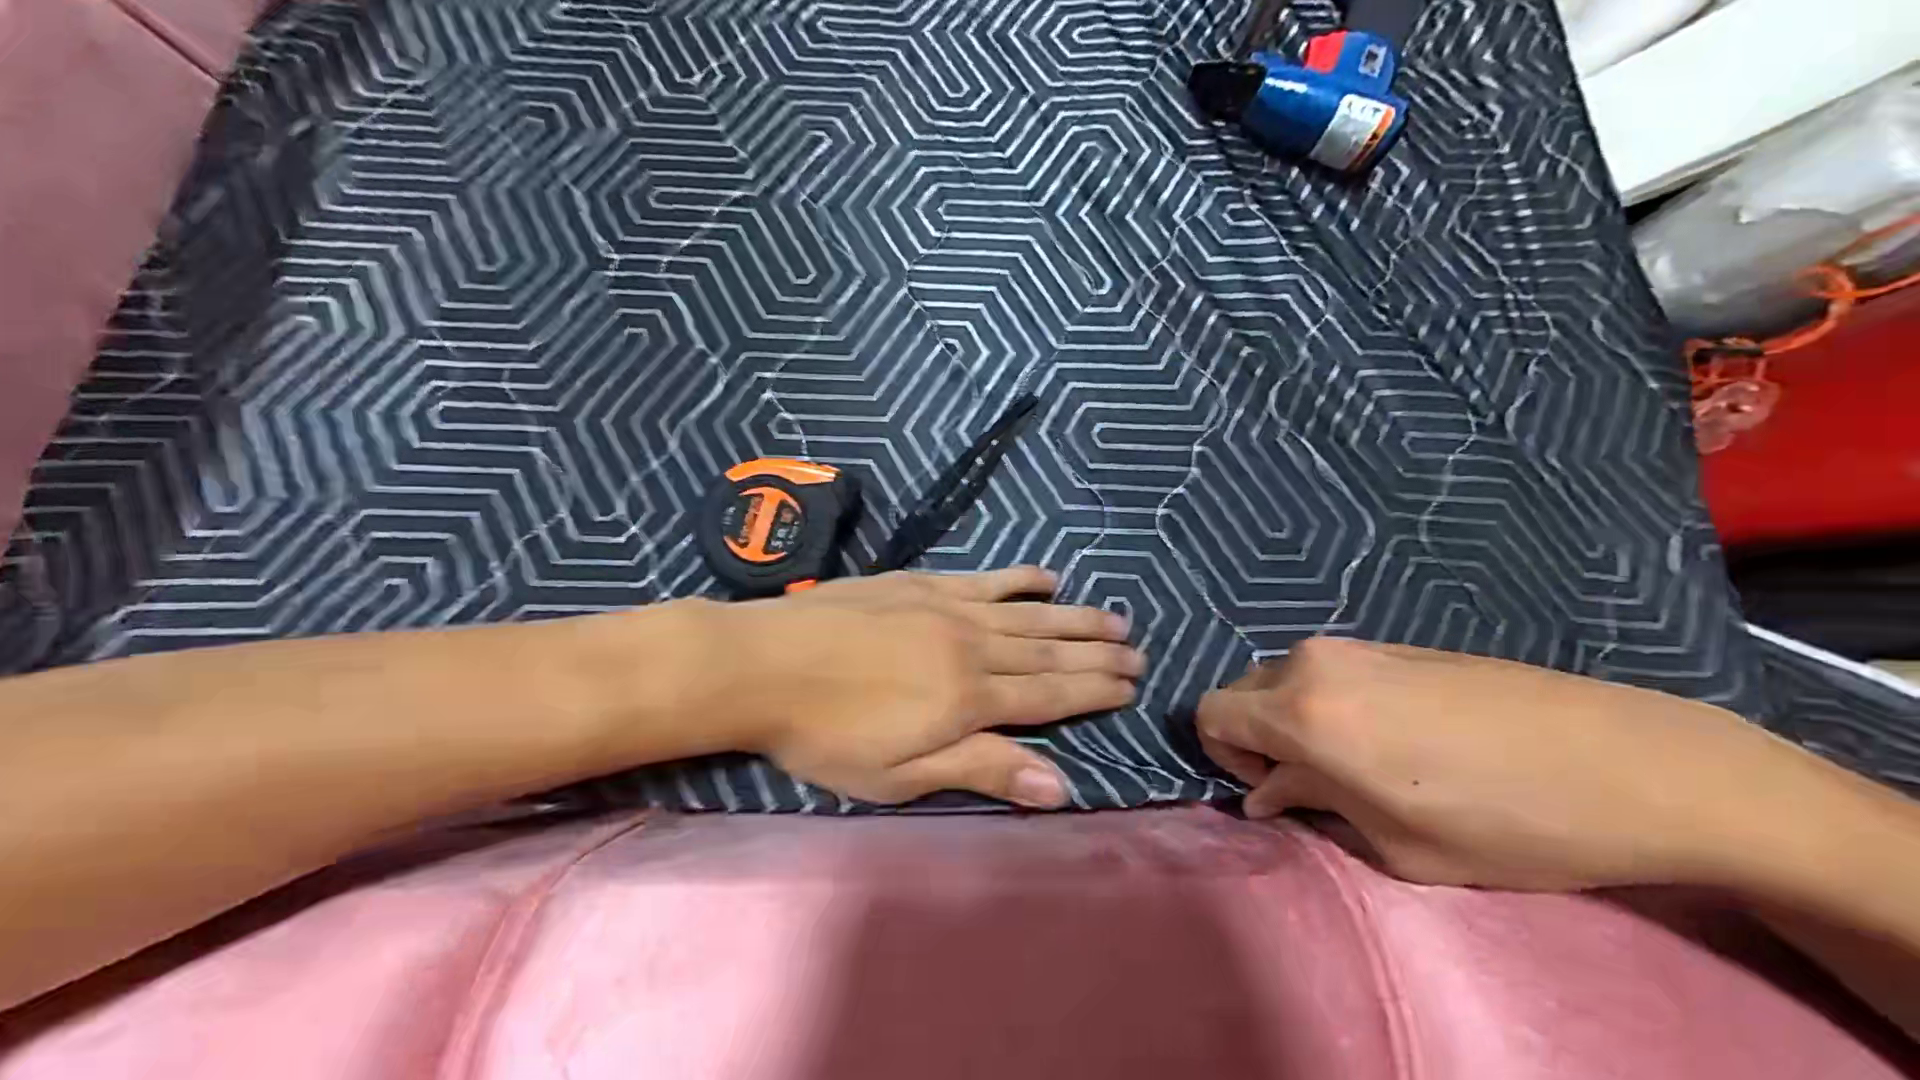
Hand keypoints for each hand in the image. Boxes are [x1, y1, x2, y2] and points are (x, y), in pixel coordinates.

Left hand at [704, 567, 1141, 807]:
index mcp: (969, 698)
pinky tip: (1048, 578)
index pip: (1051, 696)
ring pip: (1028, 614)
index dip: (1095, 690)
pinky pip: (986, 579)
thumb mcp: (899, 776)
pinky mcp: (920, 583)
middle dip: (1097, 654)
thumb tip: (1059, 785)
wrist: (763, 664)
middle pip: (1048, 652)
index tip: (1132, 684)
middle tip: (1137, 651)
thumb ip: (979, 770)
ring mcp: (947, 608)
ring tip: (1114, 618)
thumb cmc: (826, 734)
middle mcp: (972, 647)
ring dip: (1074, 618)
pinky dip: (1021, 579)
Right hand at [1196, 637, 1847, 891]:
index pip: (1210, 715)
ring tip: (1358, 762)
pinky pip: (1332, 671)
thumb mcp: (1394, 843)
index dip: (1223, 757)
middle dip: (1257, 737)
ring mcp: (1357, 646)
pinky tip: (1398, 738)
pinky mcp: (1397, 644)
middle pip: (1243, 692)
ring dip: (1296, 719)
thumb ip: (1312, 806)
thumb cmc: (1505, 822)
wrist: (1633, 763)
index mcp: (1302, 714)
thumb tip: (1268, 794)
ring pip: (1287, 679)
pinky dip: (1333, 703)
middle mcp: (1314, 664)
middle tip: (1310, 781)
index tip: (1272, 789)